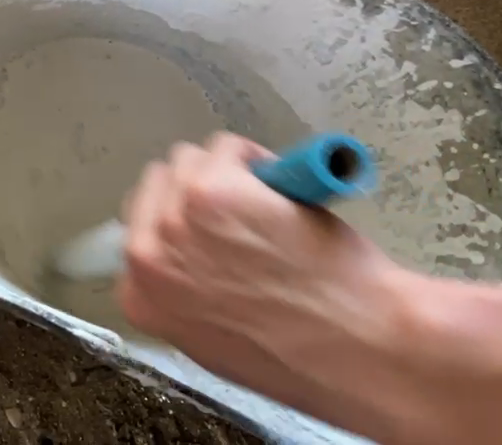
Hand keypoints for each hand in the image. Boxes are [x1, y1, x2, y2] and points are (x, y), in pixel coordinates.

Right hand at [116, 133, 421, 425]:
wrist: (362, 350)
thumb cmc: (302, 354)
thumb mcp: (213, 335)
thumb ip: (182, 290)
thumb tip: (188, 251)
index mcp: (140, 295)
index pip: (139, 229)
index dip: (178, 223)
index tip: (210, 230)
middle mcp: (146, 253)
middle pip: (158, 184)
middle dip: (195, 191)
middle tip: (243, 219)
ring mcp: (175, 217)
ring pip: (189, 160)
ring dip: (226, 173)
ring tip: (269, 211)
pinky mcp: (211, 187)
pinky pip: (226, 147)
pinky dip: (256, 160)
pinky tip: (284, 196)